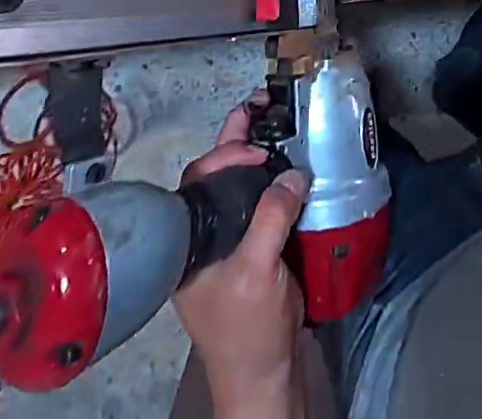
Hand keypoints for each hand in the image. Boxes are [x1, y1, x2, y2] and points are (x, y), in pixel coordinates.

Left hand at [173, 96, 308, 418]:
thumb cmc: (247, 329)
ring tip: (276, 122)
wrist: (267, 376)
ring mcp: (230, 239)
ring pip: (239, 185)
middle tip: (261, 106)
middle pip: (217, 174)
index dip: (227, 154)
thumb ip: (271, 218)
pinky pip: (263, 201)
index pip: (198, 179)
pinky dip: (277, 179)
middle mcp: (204, 233)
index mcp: (187, 239)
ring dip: (258, 153)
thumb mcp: (256, 271)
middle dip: (238, 138)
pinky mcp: (255, 246)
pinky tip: (293, 164)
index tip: (260, 150)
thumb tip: (294, 174)